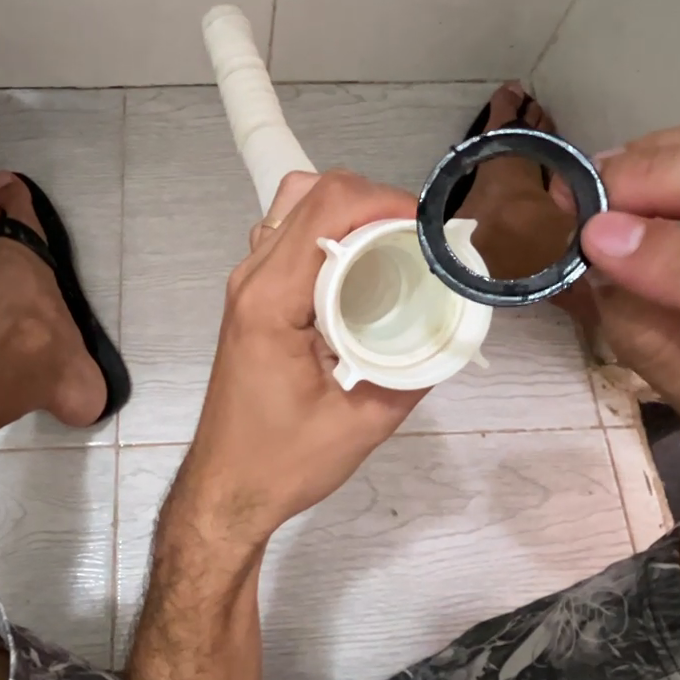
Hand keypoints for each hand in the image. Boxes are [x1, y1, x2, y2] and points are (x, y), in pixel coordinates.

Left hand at [178, 170, 428, 544]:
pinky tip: (359, 270)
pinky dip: (328, 234)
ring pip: (294, 207)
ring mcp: (246, 284)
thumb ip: (414, 371)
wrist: (227, 486)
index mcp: (272, 300)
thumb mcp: (363, 423)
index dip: (386, 201)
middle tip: (415, 241)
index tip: (429, 232)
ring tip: (390, 248)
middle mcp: (251, 278)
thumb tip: (453, 326)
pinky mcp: (250, 297)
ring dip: (348, 213)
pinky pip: (288, 237)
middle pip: (310, 192)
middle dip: (372, 202)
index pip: (327, 208)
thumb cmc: (284, 462)